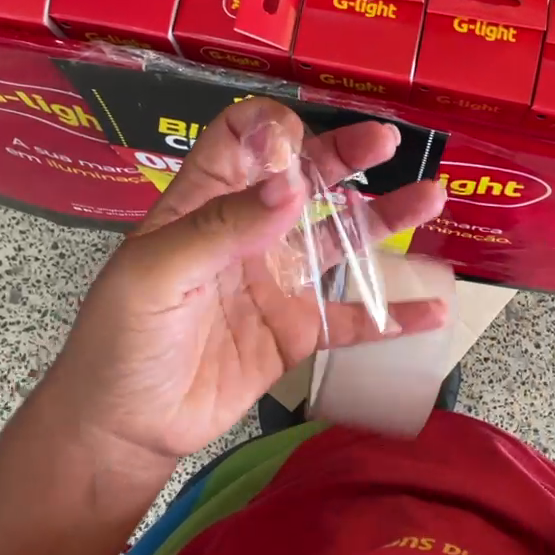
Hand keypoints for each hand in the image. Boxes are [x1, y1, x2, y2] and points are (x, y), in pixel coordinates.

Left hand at [47, 98, 448, 477]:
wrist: (127, 425)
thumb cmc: (122, 340)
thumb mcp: (155, 275)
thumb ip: (221, 228)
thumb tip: (290, 186)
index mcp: (203, 206)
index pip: (240, 142)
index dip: (271, 129)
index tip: (300, 138)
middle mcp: (248, 235)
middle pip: (303, 181)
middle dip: (343, 157)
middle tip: (385, 142)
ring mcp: (278, 284)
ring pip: (340, 243)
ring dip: (384, 220)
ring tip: (430, 197)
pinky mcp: (297, 334)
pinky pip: (351, 320)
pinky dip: (392, 316)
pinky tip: (433, 309)